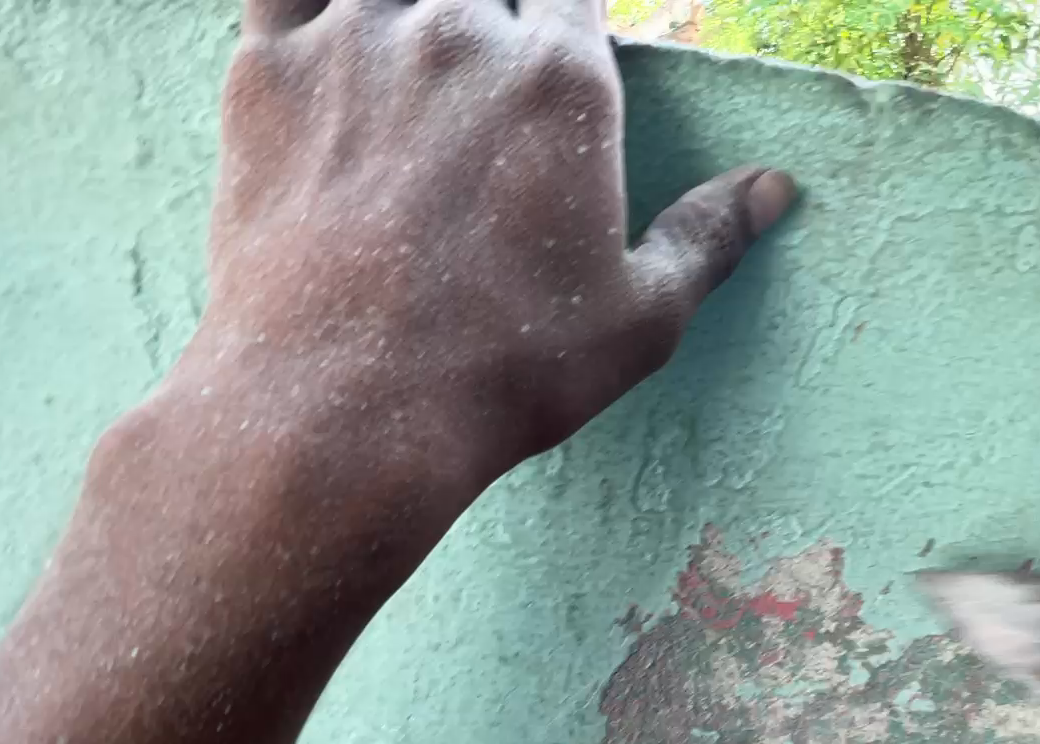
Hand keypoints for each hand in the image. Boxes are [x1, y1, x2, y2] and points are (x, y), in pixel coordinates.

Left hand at [104, 0, 793, 601]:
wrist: (352, 407)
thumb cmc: (513, 369)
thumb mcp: (643, 321)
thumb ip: (708, 238)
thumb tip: (775, 187)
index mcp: (564, 84)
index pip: (580, 5)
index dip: (575, 34)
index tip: (565, 76)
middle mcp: (462, 29)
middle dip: (500, 32)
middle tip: (491, 123)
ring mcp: (353, 41)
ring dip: (417, 24)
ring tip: (426, 100)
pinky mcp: (265, 75)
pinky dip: (309, 10)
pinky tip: (328, 51)